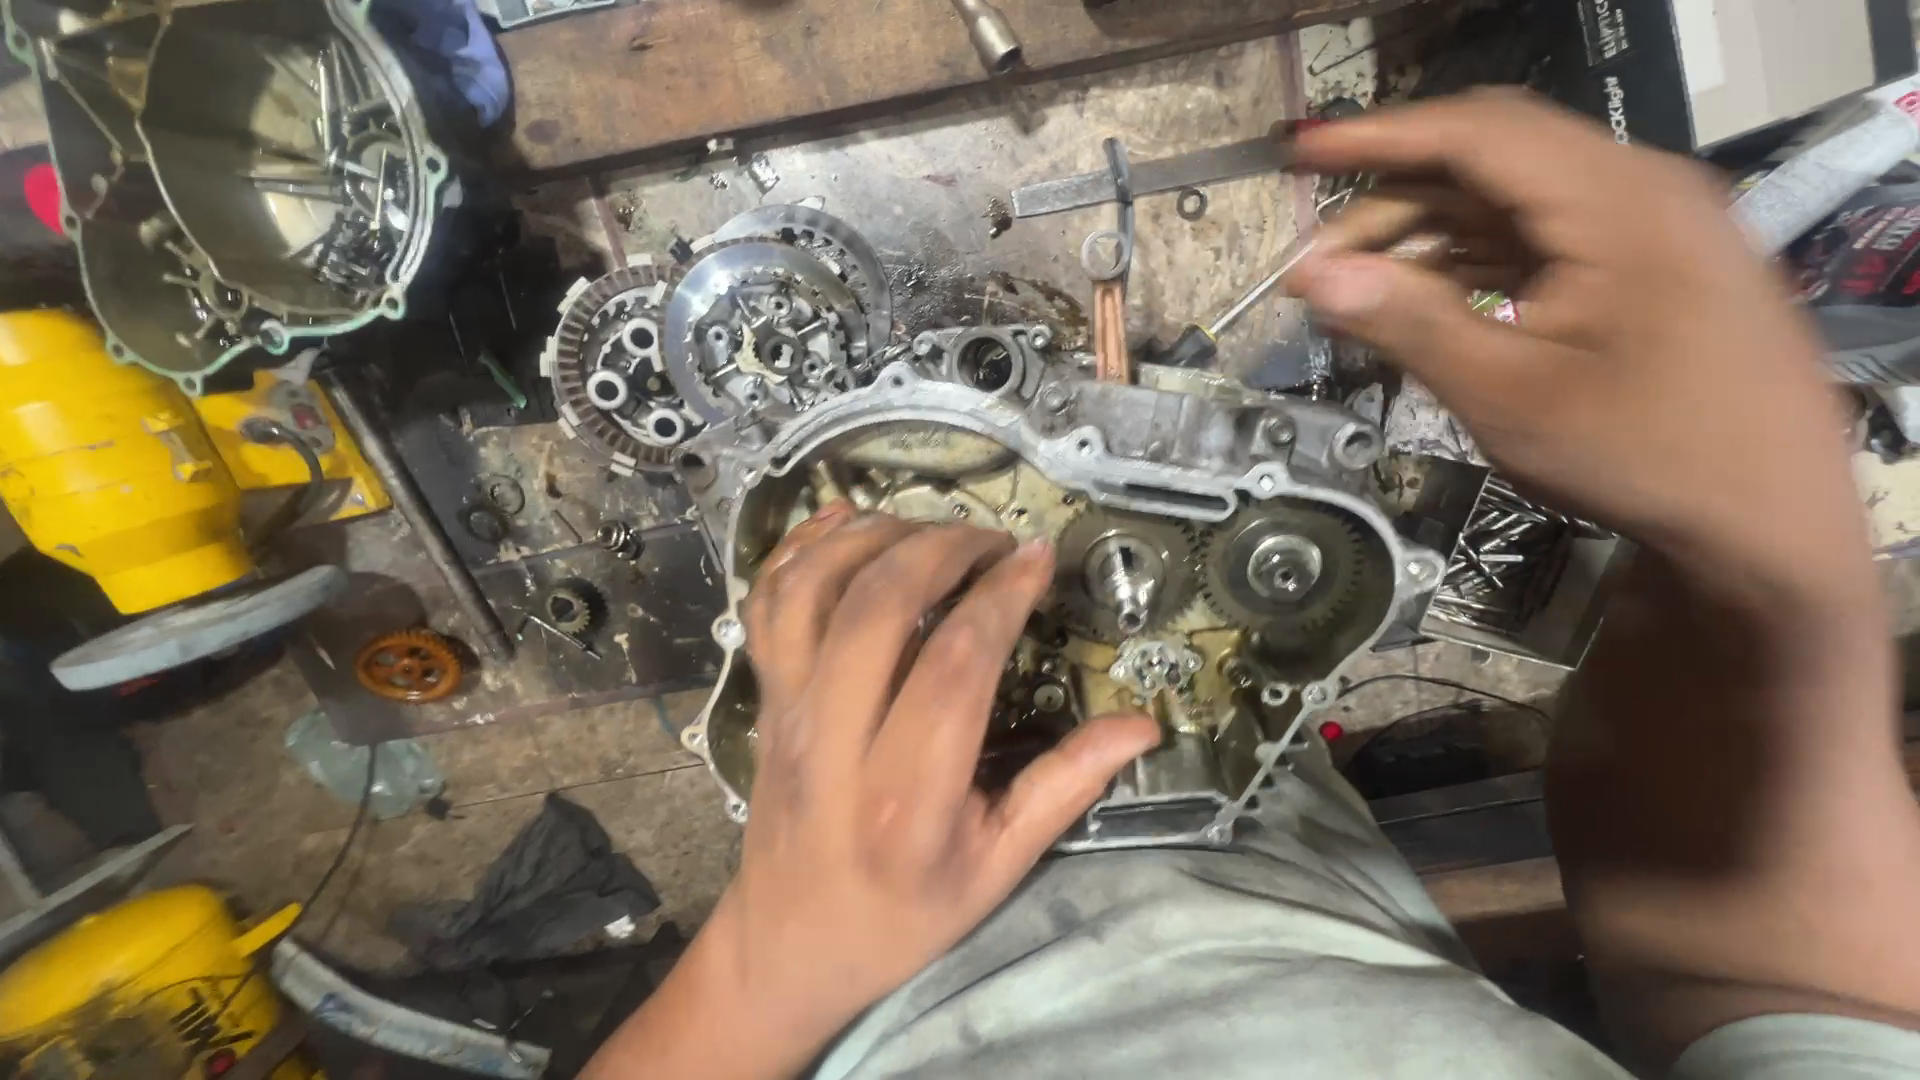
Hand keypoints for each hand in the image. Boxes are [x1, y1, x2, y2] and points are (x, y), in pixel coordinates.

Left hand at [586, 508, 1158, 1079]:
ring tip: (930, 529)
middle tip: (992, 539)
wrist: (787, 941)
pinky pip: (766, 601)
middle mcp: (835, 740)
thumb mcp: (997, 868)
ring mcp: (787, 709)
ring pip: (814, 589)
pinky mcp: (762, 694)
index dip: (1001, 597)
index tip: (1036, 558)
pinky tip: (846, 519)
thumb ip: (1065, 787)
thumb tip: (1142, 725)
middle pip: (878, 607)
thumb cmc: (899, 913)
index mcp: (905, 795)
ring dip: (874, 536)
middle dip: (943, 549)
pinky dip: (801, 546)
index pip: (955, 665)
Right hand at [1285, 89, 1871, 606]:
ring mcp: (1638, 232)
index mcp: (1619, 202)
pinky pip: (1527, 245)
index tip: (1299, 154)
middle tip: (1314, 267)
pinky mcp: (1631, 271)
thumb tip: (1312, 276)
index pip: (1478, 134)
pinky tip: (1412, 302)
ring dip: (1418, 240)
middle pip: (1487, 166)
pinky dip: (1459, 267)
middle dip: (1388, 205)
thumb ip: (1407, 323)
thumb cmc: (1642, 454)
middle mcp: (1634, 194)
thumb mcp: (1506, 394)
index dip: (1377, 136)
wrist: (1762, 519)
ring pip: (1502, 207)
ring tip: (1350, 290)